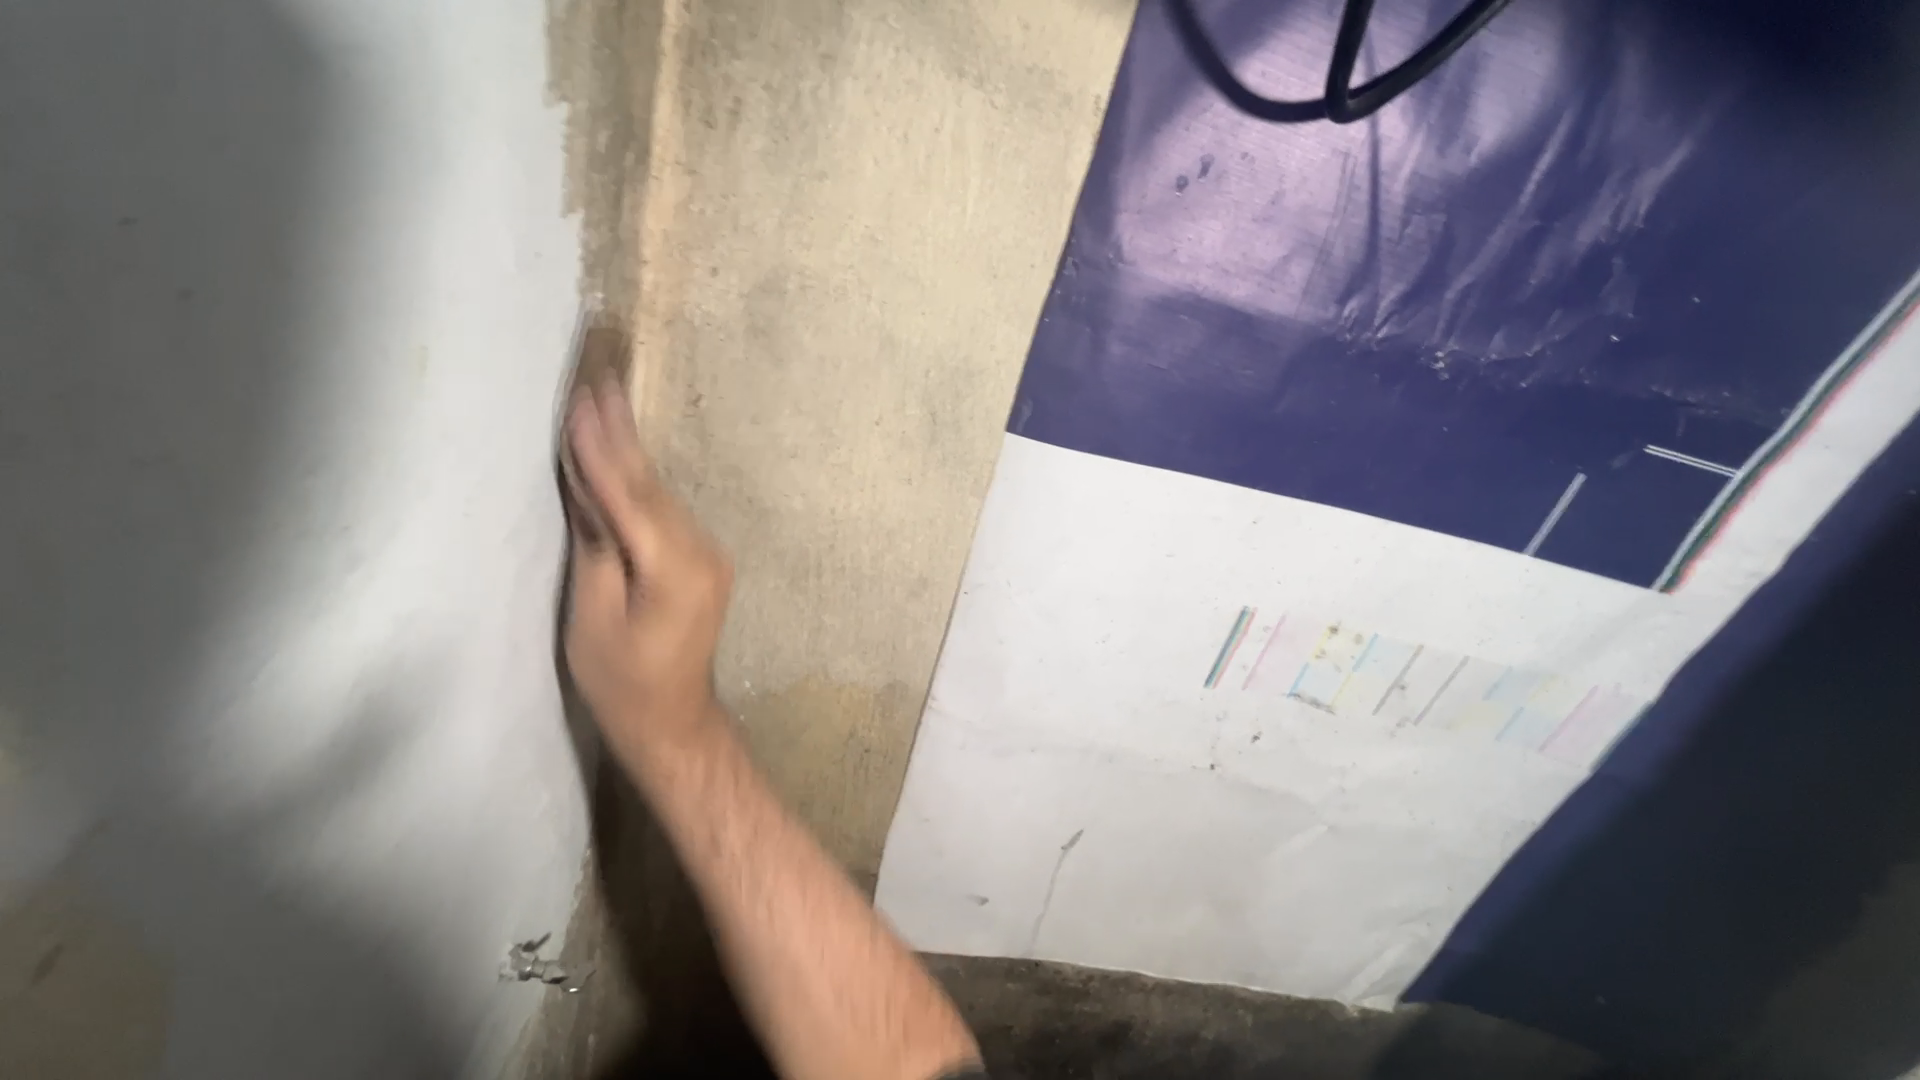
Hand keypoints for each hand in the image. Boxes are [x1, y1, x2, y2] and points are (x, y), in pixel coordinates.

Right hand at [563, 375, 732, 759]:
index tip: (581, 400)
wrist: (674, 717)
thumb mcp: (592, 619)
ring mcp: (710, 554)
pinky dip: (639, 483)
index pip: (630, 497)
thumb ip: (596, 547)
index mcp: (675, 571)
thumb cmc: (622, 682)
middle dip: (620, 434)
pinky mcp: (704, 559)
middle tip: (597, 377)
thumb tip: (587, 487)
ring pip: (659, 495)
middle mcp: (703, 553)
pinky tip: (619, 453)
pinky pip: (665, 512)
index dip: (602, 449)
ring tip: (602, 399)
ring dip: (629, 452)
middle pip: (650, 487)